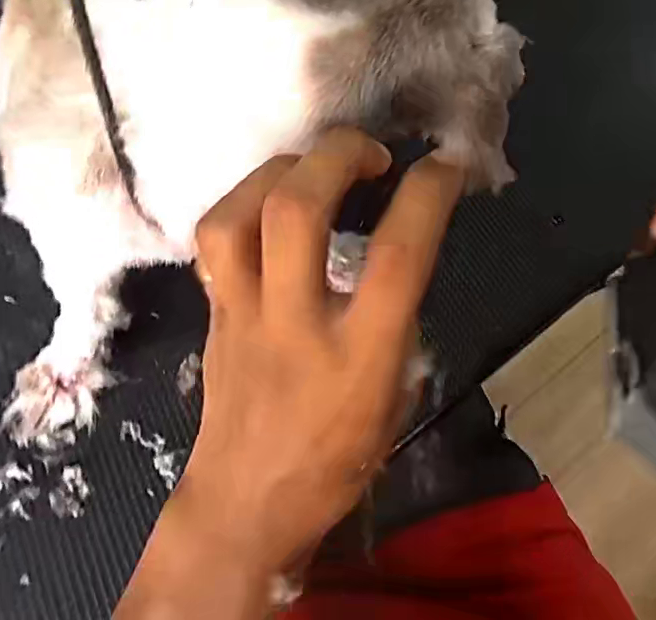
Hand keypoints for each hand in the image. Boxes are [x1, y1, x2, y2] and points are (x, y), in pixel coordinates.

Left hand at [116, 129, 464, 619]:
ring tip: (315, 166)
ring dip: (282, 168)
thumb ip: (398, 308)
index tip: (444, 164)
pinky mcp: (212, 309)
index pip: (397, 255)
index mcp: (359, 355)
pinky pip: (214, 236)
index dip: (426, 194)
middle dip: (338, 155)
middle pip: (298, 211)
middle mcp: (294, 323)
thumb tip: (399, 237)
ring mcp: (241, 313)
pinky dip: (246, 199)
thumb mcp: (396, 387)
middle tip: (370, 152)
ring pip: (236, 215)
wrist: (246, 504)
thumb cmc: (338, 453)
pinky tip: (274, 198)